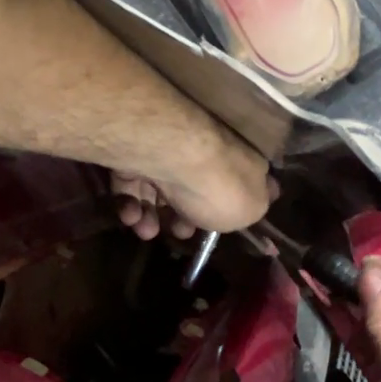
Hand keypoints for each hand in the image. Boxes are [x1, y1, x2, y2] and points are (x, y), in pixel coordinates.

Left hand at [110, 135, 271, 239]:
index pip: (241, 183)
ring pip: (159, 192)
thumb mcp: (251, 210)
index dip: (230, 208)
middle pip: (194, 192)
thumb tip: (245, 208)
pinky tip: (131, 215)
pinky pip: (132, 184)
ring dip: (151, 218)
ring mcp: (168, 149)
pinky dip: (129, 203)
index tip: (218, 228)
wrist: (170, 154)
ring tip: (146, 229)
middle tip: (177, 231)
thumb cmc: (218, 186)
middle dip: (183, 219)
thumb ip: (249, 211)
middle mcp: (206, 151)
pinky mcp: (134, 151)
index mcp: (241, 162)